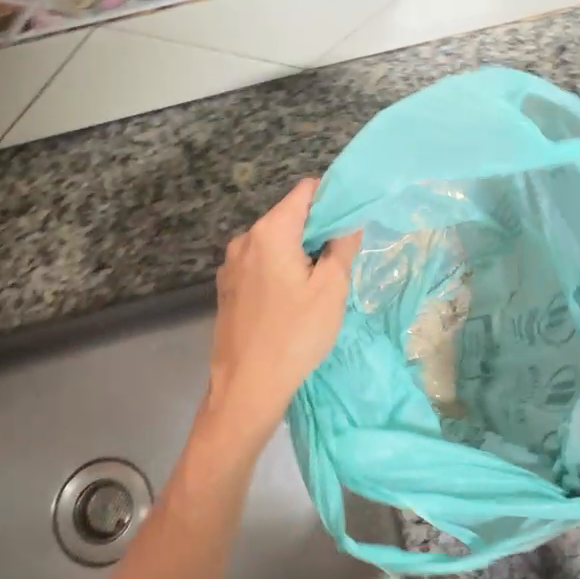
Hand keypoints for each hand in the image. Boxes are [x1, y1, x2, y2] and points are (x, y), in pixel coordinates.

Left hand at [208, 178, 360, 437]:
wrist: (247, 387)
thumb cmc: (295, 335)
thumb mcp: (331, 290)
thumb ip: (342, 247)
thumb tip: (349, 222)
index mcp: (270, 232)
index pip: (306, 191)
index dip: (333, 199)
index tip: (352, 222)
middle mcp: (245, 239)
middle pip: (289, 216)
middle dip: (317, 230)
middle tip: (342, 258)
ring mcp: (231, 264)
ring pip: (275, 243)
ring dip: (299, 253)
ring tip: (320, 284)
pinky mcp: (227, 288)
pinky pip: (261, 265)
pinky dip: (280, 270)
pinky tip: (293, 300)